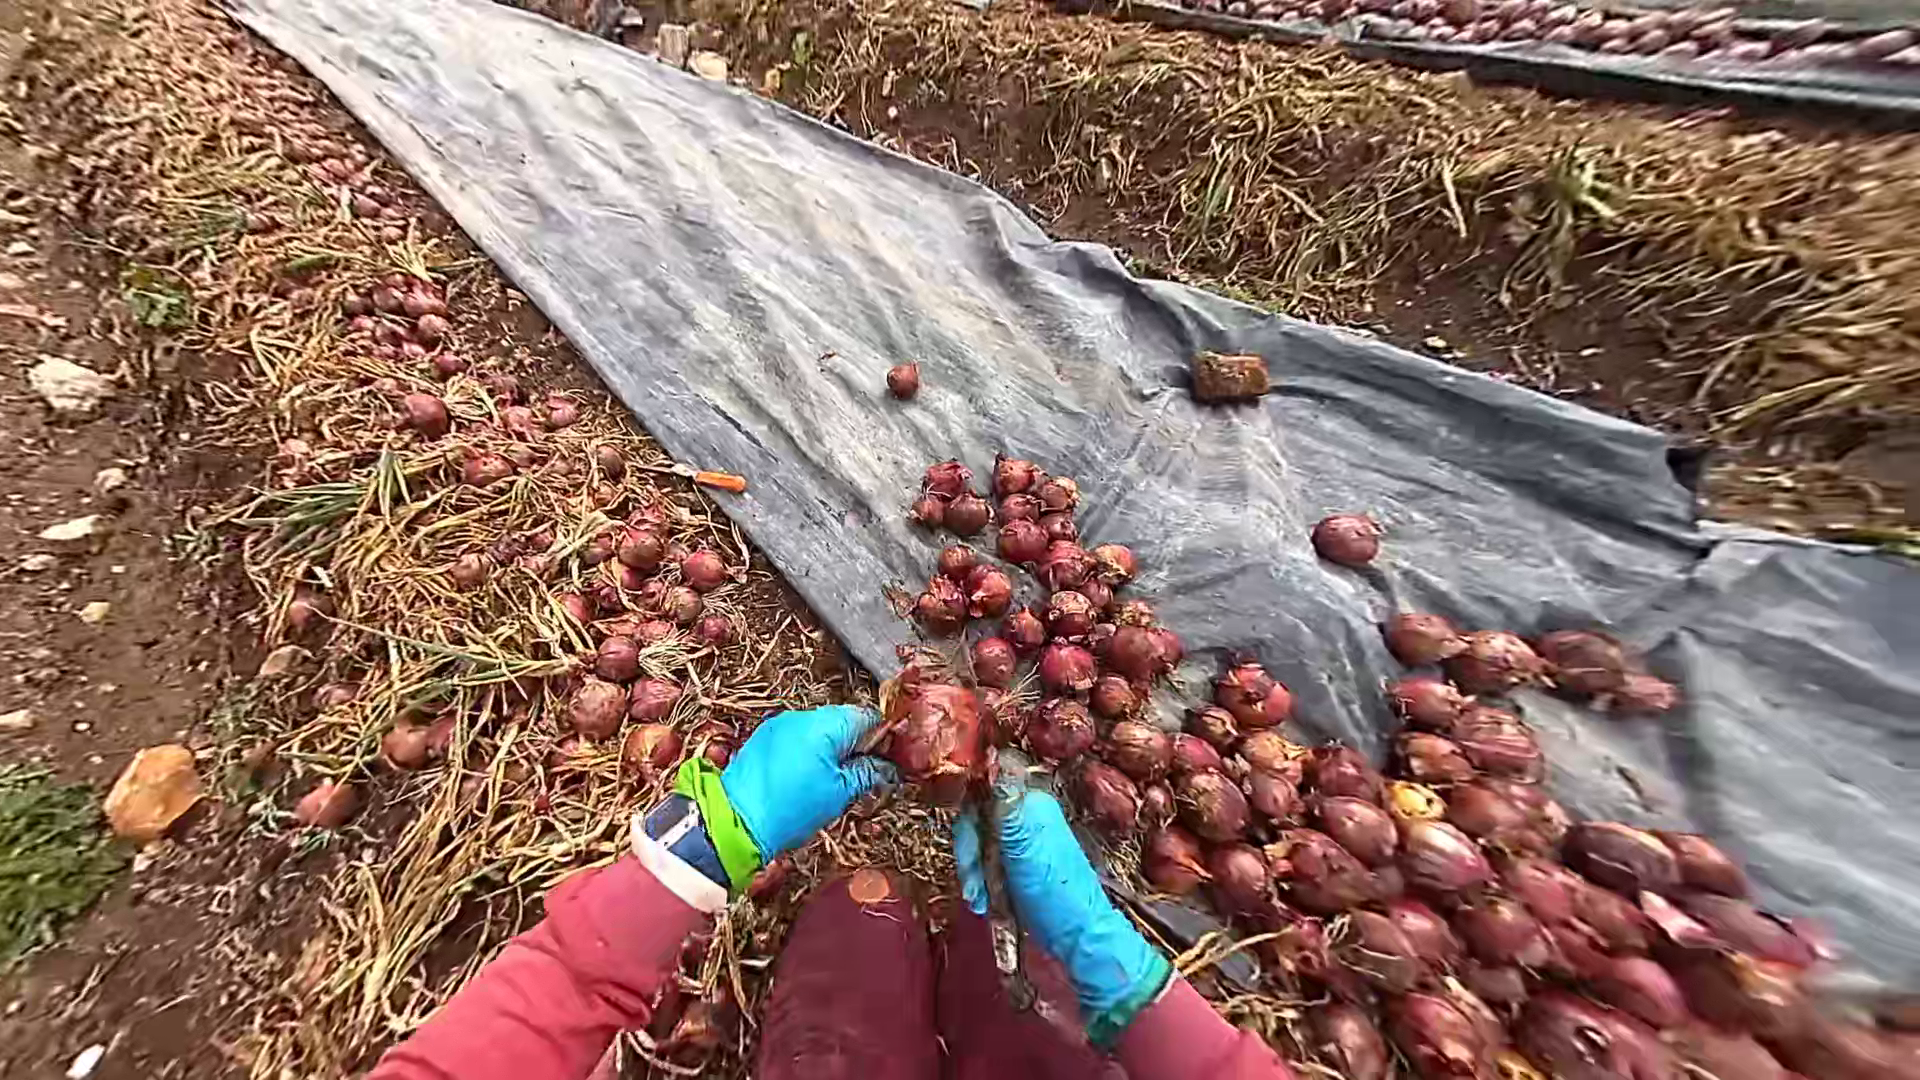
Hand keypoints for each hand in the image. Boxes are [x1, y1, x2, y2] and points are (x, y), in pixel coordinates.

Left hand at [721, 704, 897, 860]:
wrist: (733, 823)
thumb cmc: (788, 809)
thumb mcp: (838, 793)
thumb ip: (867, 772)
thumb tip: (888, 767)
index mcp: (825, 724)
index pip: (868, 717)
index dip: (882, 737)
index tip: (888, 757)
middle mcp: (803, 716)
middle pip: (845, 720)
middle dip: (858, 743)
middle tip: (864, 773)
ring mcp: (781, 724)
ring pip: (822, 728)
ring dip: (834, 747)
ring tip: (834, 779)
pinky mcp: (766, 737)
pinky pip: (800, 735)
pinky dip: (811, 749)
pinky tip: (809, 775)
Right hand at [953, 759, 1171, 1044]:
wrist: (1079, 937)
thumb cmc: (1054, 890)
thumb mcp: (1023, 846)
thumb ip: (1005, 804)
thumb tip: (992, 756)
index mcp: (1031, 800)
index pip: (986, 785)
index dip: (970, 812)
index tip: (968, 844)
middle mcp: (1025, 812)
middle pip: (978, 816)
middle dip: (970, 851)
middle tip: (973, 885)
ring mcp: (1021, 837)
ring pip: (979, 840)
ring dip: (975, 871)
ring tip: (980, 901)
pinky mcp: (1017, 860)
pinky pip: (987, 860)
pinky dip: (982, 880)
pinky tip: (985, 902)